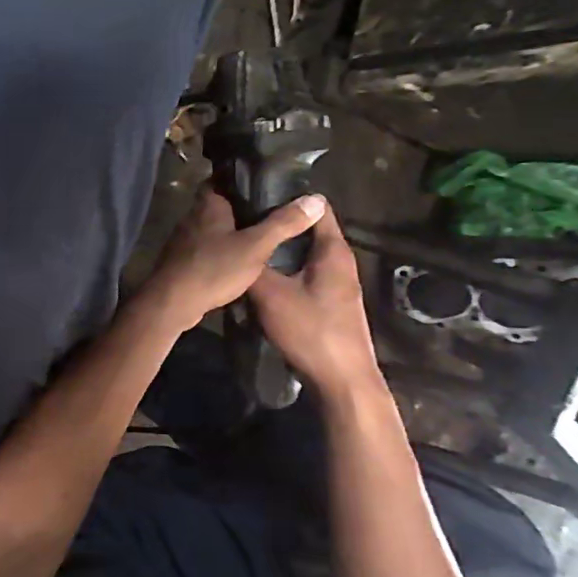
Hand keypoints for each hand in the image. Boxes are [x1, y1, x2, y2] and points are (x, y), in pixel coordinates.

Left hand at [141, 189, 327, 332]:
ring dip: (231, 232)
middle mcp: (192, 217)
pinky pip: (206, 250)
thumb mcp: (256, 246)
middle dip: (240, 208)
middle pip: (219, 205)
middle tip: (270, 211)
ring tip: (259, 235)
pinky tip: (238, 261)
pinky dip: (221, 252)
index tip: (263, 181)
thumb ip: (283, 224)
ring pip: (212, 229)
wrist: (173, 303)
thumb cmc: (214, 268)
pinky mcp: (182, 262)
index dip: (240, 178)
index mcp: (208, 205)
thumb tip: (315, 200)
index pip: (221, 179)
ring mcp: (184, 241)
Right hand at [246, 202, 379, 392]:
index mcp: (333, 249)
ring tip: (247, 250)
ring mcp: (338, 283)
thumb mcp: (271, 295)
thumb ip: (254, 266)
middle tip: (243, 224)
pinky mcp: (331, 302)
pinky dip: (286, 272)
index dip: (287, 198)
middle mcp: (340, 260)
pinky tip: (262, 281)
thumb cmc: (311, 330)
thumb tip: (235, 242)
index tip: (255, 196)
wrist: (342, 380)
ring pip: (304, 255)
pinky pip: (305, 275)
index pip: (315, 206)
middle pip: (307, 231)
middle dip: (278, 226)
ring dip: (279, 253)